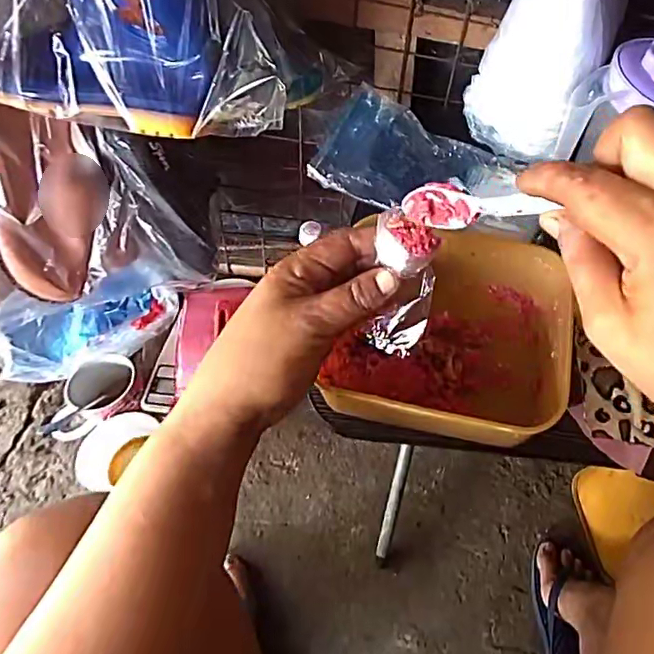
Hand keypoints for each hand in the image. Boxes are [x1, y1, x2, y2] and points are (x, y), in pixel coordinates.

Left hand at [180, 227, 400, 433]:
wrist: (229, 412)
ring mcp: (314, 308)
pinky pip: (353, 310)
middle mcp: (307, 283)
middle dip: (388, 262)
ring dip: (383, 286)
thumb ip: (354, 298)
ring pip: (356, 287)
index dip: (383, 241)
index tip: (417, 245)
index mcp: (298, 271)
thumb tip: (393, 275)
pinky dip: (374, 308)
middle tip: (424, 268)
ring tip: (415, 288)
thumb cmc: (260, 362)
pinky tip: (392, 312)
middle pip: (355, 262)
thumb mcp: (311, 323)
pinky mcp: (320, 330)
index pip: (348, 242)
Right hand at [520, 109, 653, 482]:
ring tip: (640, 192)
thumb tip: (562, 215)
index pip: (587, 184)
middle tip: (598, 201)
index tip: (526, 182)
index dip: (547, 177)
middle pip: (637, 127)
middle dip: (602, 154)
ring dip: (649, 145)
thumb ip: (581, 260)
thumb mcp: (611, 329)